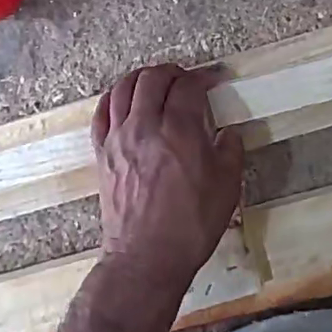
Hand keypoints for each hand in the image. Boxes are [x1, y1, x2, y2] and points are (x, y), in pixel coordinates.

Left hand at [90, 63, 243, 290]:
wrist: (146, 259)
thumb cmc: (192, 223)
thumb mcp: (227, 185)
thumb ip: (230, 150)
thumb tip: (227, 134)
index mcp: (179, 130)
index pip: (188, 85)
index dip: (203, 77)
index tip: (213, 80)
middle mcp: (145, 127)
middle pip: (152, 79)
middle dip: (172, 72)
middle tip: (186, 79)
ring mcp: (119, 139)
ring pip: (123, 89)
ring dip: (142, 78)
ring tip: (156, 82)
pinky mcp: (102, 154)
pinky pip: (101, 113)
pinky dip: (113, 98)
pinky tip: (123, 99)